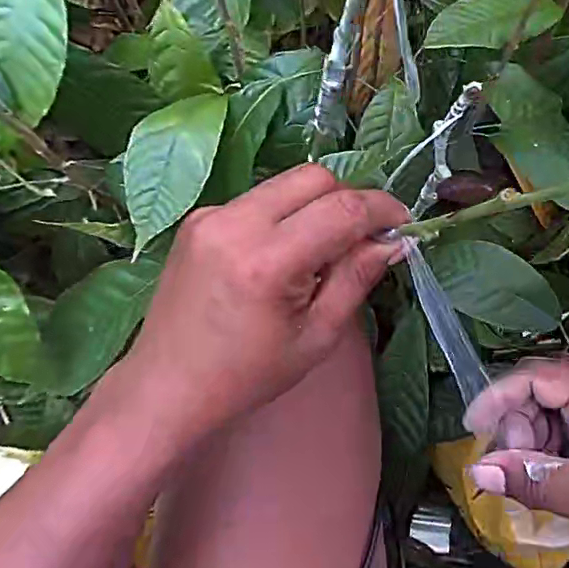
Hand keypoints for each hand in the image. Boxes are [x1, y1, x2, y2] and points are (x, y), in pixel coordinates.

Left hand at [124, 164, 409, 429]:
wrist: (164, 390)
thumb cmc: (247, 376)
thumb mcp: (318, 335)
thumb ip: (357, 277)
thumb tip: (395, 240)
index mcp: (266, 261)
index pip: (342, 208)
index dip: (383, 209)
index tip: (404, 223)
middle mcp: (234, 224)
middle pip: (315, 178)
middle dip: (351, 199)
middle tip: (366, 235)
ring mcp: (211, 216)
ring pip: (288, 182)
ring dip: (320, 204)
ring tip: (327, 247)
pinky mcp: (199, 218)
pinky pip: (261, 198)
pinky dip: (288, 213)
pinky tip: (287, 251)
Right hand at [463, 359, 568, 567]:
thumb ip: (531, 478)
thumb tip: (476, 471)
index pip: (537, 376)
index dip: (499, 397)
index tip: (470, 428)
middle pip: (542, 393)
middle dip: (518, 428)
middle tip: (510, 470)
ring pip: (552, 416)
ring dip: (533, 445)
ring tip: (531, 484)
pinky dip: (551, 456)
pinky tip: (547, 484)